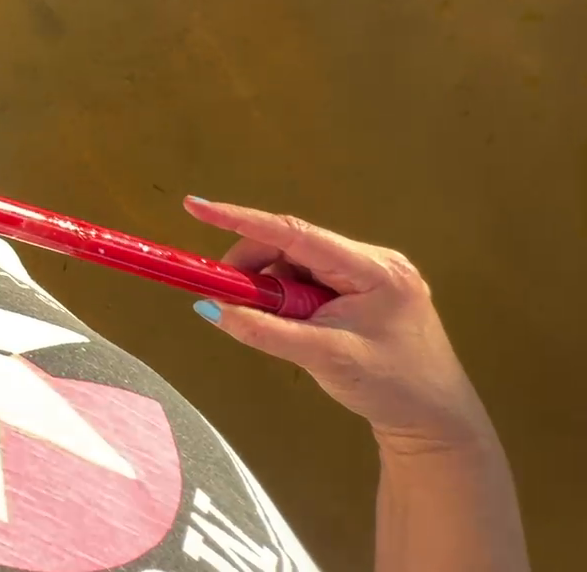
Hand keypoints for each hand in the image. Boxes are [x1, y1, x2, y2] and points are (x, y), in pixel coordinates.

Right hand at [185, 197, 493, 455]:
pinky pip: (300, 279)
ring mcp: (366, 275)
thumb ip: (261, 329)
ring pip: (289, 263)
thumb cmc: (393, 388)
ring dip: (267, 288)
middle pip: (286, 247)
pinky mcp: (358, 291)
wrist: (440, 427)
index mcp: (374, 271)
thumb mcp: (322, 357)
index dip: (239, 218)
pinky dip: (281, 297)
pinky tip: (290, 322)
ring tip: (272, 322)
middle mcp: (371, 262)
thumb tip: (207, 306)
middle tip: (228, 298)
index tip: (193, 205)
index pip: (293, 233)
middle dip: (252, 270)